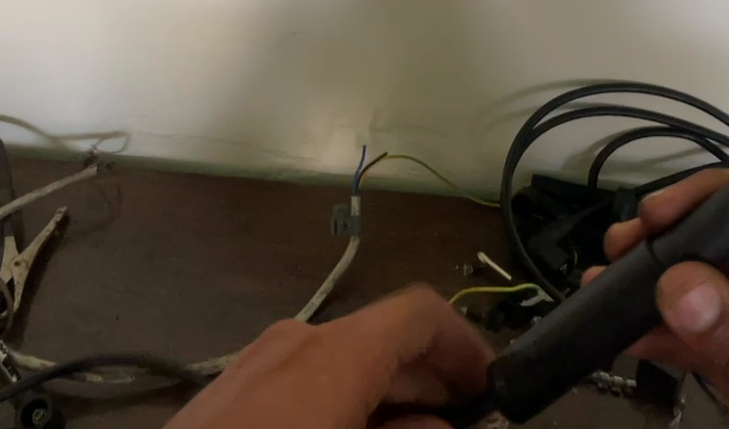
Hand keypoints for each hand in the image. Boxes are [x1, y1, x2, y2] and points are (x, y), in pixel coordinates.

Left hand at [166, 285, 492, 428]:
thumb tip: (445, 425)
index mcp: (334, 351)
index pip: (418, 311)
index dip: (466, 344)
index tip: (494, 391)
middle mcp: (298, 339)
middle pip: (386, 338)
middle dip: (434, 380)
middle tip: (468, 424)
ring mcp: (260, 362)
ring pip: (349, 361)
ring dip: (393, 396)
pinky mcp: (233, 392)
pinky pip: (310, 382)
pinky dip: (350, 402)